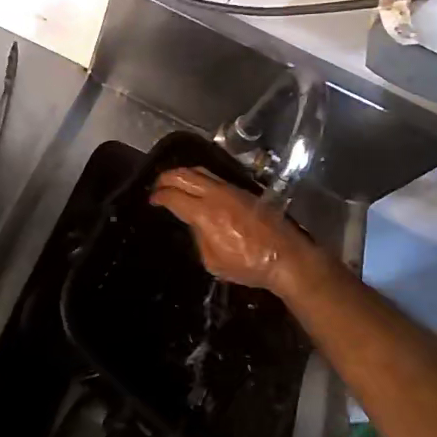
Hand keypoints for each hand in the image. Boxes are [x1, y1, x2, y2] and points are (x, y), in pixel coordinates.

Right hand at [149, 167, 320, 294]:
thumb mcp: (213, 261)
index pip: (174, 196)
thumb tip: (195, 224)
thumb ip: (199, 238)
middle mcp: (216, 195)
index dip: (159, 196)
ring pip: (201, 171)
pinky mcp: (243, 191)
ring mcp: (231, 189)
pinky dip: (200, 177)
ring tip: (173, 180)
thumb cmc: (248, 264)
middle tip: (157, 185)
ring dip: (183, 173)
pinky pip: (215, 177)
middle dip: (166, 178)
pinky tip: (197, 185)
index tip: (152, 199)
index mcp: (205, 213)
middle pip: (184, 175)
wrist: (285, 256)